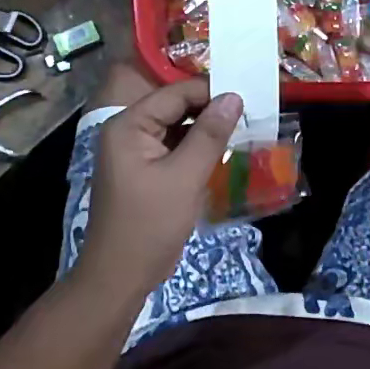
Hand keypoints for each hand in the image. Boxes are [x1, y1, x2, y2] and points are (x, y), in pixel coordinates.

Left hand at [73, 78, 242, 298]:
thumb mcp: (185, 177)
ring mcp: (134, 153)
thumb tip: (234, 96)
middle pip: (174, 108)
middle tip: (250, 114)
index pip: (174, 94)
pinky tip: (222, 152)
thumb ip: (209, 134)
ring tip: (243, 130)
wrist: (119, 277)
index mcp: (128, 125)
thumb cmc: (149, 224)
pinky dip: (196, 150)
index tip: (248, 97)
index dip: (211, 92)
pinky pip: (173, 149)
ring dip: (205, 130)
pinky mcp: (144, 172)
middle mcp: (127, 132)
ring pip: (176, 129)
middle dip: (209, 110)